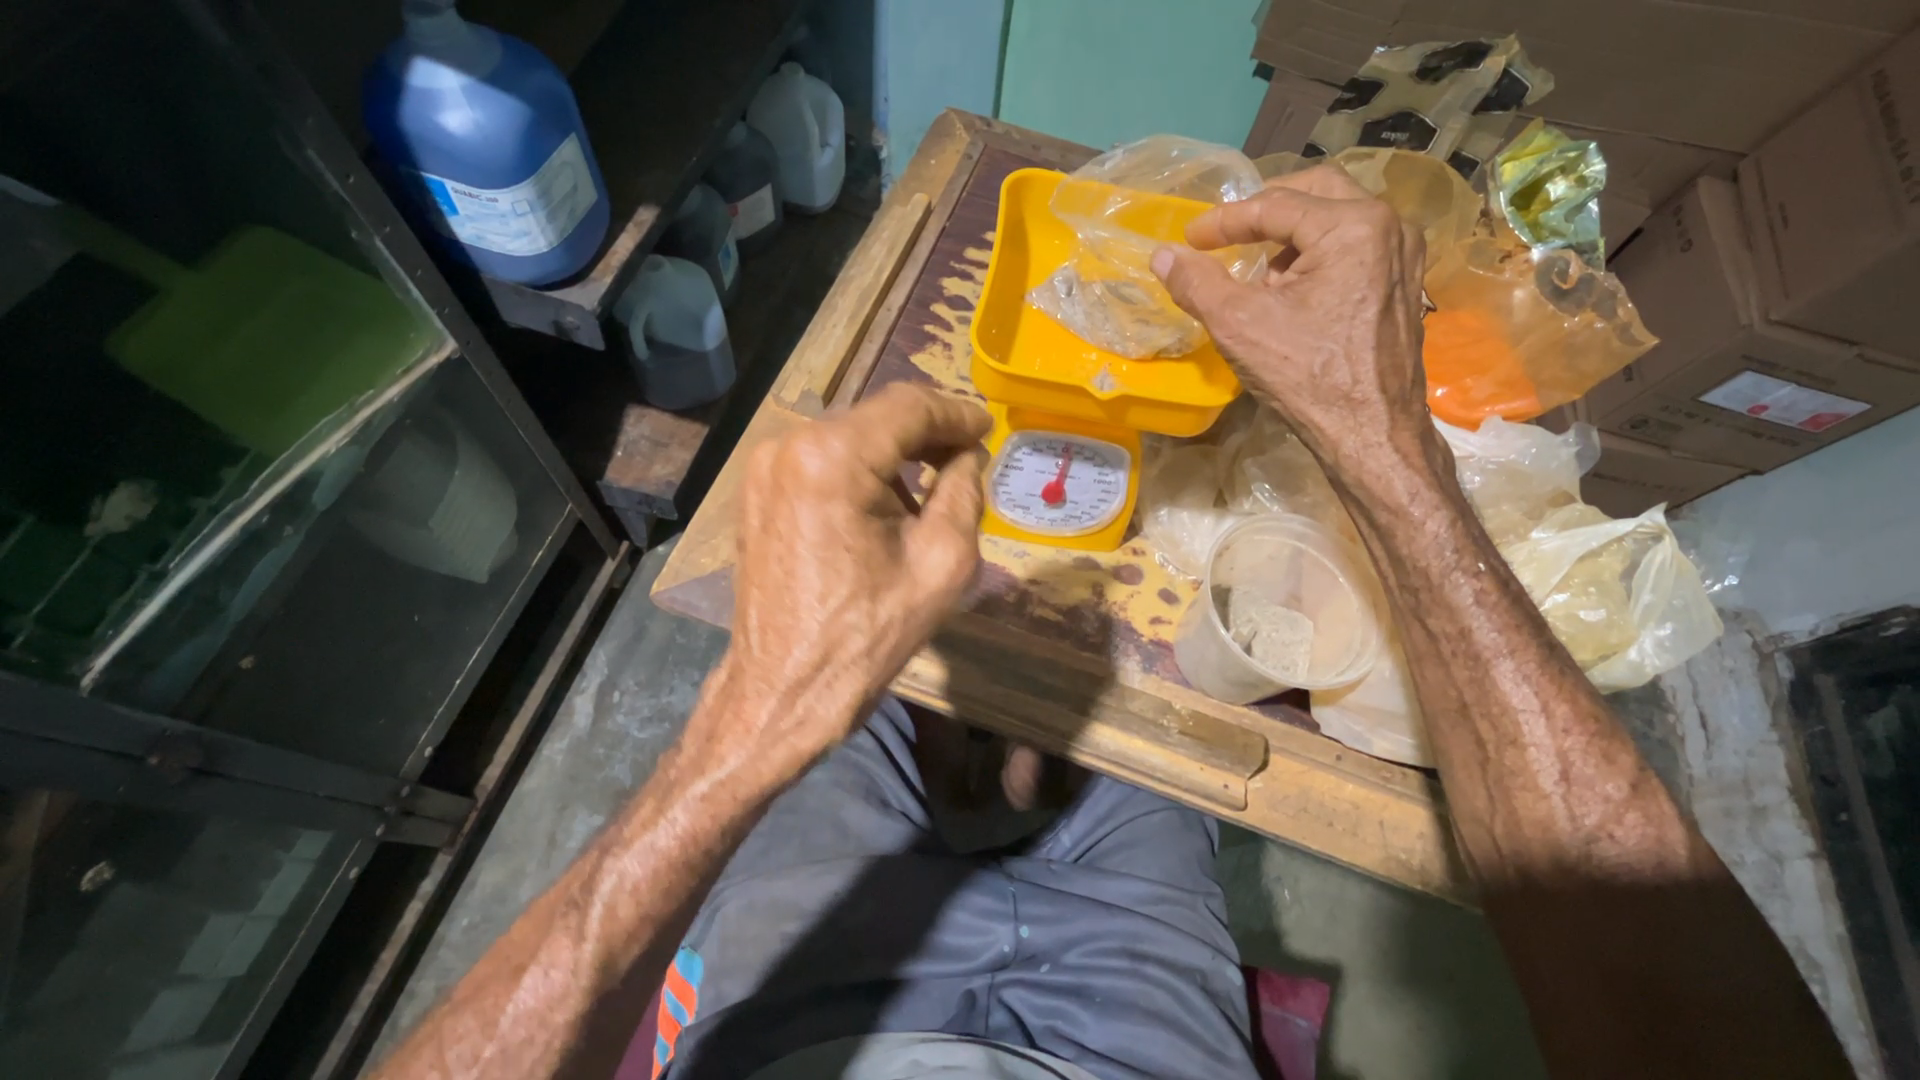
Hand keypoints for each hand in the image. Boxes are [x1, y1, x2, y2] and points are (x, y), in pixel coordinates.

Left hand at [705, 383, 990, 778]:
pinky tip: (888, 505)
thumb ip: (964, 491)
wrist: (785, 689)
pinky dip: (862, 472)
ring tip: (934, 489)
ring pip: (850, 437)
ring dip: (895, 454)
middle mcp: (789, 445)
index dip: (956, 414)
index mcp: (832, 457)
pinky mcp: (758, 493)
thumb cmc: (868, 634)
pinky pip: (822, 462)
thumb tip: (968, 454)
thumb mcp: (943, 561)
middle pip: (876, 417)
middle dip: (927, 434)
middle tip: (969, 457)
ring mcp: (765, 469)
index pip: (908, 407)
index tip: (987, 430)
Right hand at [1150, 165, 1434, 481]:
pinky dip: (1317, 257)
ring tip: (1258, 273)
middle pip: (1316, 193)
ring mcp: (1404, 256)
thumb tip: (1163, 255)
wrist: (1370, 433)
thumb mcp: (1239, 326)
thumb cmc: (1307, 376)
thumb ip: (1197, 283)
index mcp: (1353, 226)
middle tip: (1227, 235)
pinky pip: (1355, 249)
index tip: (1190, 239)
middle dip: (1265, 212)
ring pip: (1337, 220)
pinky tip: (1291, 294)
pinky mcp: (1403, 286)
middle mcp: (1389, 227)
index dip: (1225, 220)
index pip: (1275, 204)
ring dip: (1292, 236)